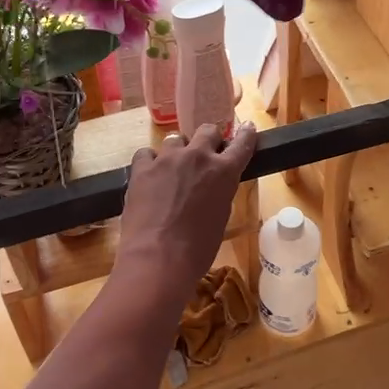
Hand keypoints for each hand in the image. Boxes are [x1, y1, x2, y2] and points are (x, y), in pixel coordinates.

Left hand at [116, 122, 257, 297]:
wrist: (157, 259)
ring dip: (178, 152)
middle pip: (207, 131)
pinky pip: (147, 153)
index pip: (242, 142)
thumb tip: (213, 183)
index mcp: (224, 171)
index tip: (247, 129)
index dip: (246, 135)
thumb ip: (220, 191)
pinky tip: (150, 177)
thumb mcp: (221, 216)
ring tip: (173, 171)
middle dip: (209, 141)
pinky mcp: (141, 168)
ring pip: (175, 139)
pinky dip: (150, 162)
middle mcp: (197, 156)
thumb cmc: (198, 249)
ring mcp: (167, 158)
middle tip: (204, 157)